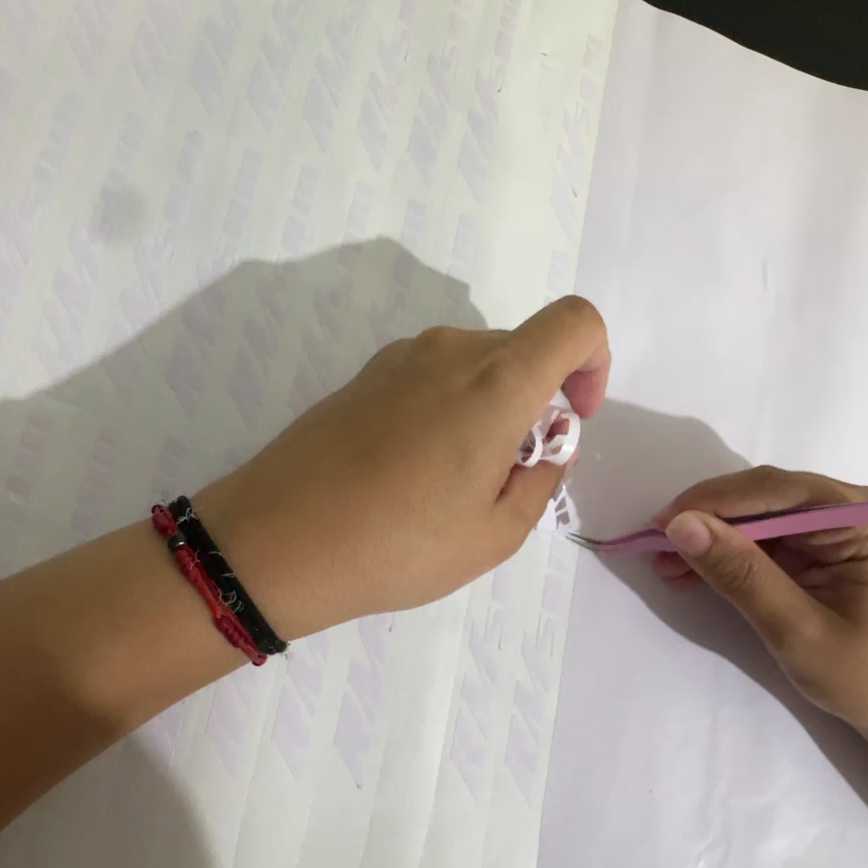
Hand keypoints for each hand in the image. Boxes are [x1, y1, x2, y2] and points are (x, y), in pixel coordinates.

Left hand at [195, 296, 608, 639]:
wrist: (273, 543)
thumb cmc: (398, 544)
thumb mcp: (497, 534)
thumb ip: (544, 478)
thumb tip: (549, 443)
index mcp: (496, 382)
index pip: (576, 322)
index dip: (594, 364)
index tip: (572, 420)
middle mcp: (451, 351)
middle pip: (527, 350)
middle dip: (540, 405)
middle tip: (510, 478)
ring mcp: (402, 358)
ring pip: (480, 366)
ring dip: (495, 410)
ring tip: (458, 483)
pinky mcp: (366, 376)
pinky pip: (437, 376)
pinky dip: (454, 409)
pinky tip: (417, 472)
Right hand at [651, 467, 867, 735]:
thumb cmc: (862, 677)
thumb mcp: (796, 629)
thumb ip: (741, 575)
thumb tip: (681, 526)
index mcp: (866, 518)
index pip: (780, 491)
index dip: (716, 501)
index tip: (663, 522)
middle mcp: (854, 507)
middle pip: (766, 496)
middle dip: (709, 519)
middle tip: (655, 544)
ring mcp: (836, 524)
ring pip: (757, 514)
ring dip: (711, 536)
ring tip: (665, 563)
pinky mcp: (819, 544)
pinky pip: (763, 537)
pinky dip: (726, 552)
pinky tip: (690, 569)